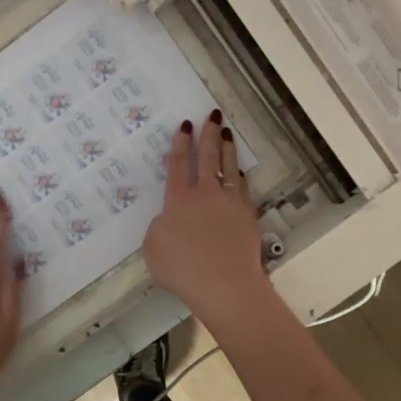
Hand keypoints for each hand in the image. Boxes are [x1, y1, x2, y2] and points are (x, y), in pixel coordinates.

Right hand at [143, 110, 271, 319]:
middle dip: (208, 135)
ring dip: (227, 149)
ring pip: (229, 168)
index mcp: (178, 200)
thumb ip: (158, 228)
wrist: (224, 284)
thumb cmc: (182, 269)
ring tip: (227, 133)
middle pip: (208, 158)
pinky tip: (240, 172)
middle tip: (211, 116)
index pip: (178, 165)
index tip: (184, 126)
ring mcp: (230, 204)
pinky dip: (240, 176)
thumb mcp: (153, 248)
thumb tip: (169, 219)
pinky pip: (243, 189)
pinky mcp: (247, 216)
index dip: (180, 144)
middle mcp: (205, 194)